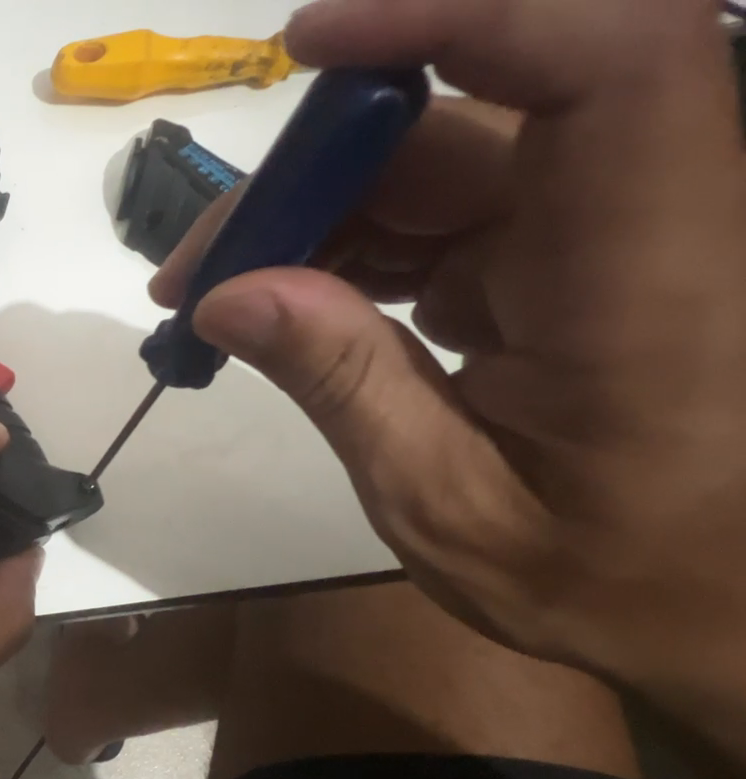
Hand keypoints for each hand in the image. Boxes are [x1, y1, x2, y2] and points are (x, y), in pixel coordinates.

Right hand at [155, 0, 745, 719]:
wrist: (736, 612)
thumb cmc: (614, 578)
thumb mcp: (444, 500)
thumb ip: (344, 384)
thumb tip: (227, 296)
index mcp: (649, 274)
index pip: (601, 63)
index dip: (455, 15)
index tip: (308, 43)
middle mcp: (640, 220)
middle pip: (461, 128)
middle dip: (307, 182)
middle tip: (193, 272)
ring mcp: (604, 235)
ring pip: (438, 170)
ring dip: (315, 223)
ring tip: (218, 302)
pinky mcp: (570, 259)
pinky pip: (446, 219)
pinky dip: (353, 254)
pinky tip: (285, 308)